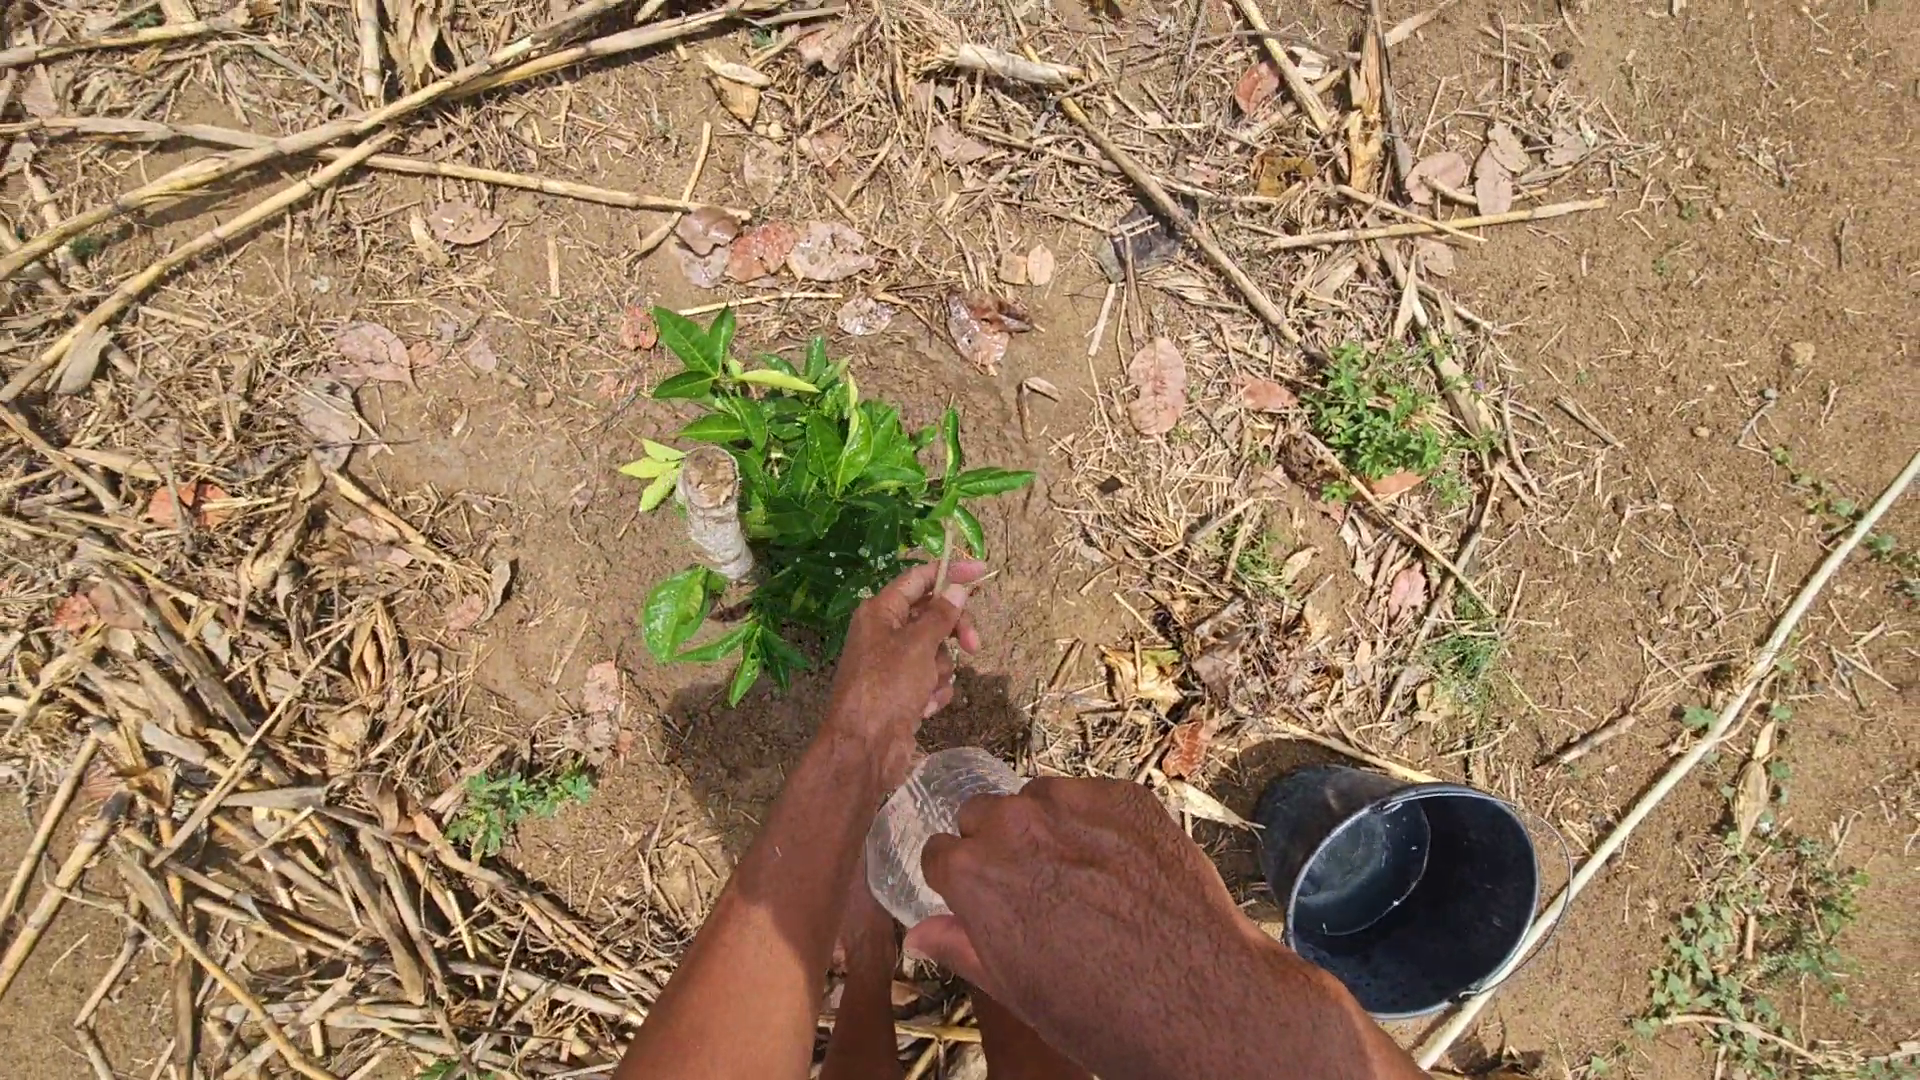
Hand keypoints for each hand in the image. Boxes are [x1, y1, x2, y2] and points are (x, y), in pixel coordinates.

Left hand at [822, 559, 984, 784]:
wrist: (865, 748)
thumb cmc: (886, 687)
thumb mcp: (918, 645)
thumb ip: (941, 614)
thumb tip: (957, 587)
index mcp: (880, 612)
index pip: (919, 579)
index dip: (950, 572)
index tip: (981, 571)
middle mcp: (884, 632)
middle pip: (932, 616)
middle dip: (954, 632)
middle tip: (975, 645)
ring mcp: (893, 663)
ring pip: (936, 651)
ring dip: (941, 670)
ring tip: (927, 688)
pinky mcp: (902, 691)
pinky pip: (931, 678)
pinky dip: (933, 691)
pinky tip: (924, 708)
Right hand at [904, 779, 1408, 1079]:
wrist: (1205, 1001)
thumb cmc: (1103, 1013)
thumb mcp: (1017, 992)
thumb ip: (961, 947)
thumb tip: (918, 932)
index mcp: (976, 872)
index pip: (939, 851)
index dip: (957, 879)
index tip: (979, 897)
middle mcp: (1015, 823)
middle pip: (981, 814)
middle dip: (995, 843)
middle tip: (1032, 885)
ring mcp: (1072, 802)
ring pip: (1033, 797)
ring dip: (1043, 825)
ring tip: (1080, 872)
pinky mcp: (1122, 793)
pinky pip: (1087, 793)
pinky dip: (1092, 818)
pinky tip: (1118, 861)